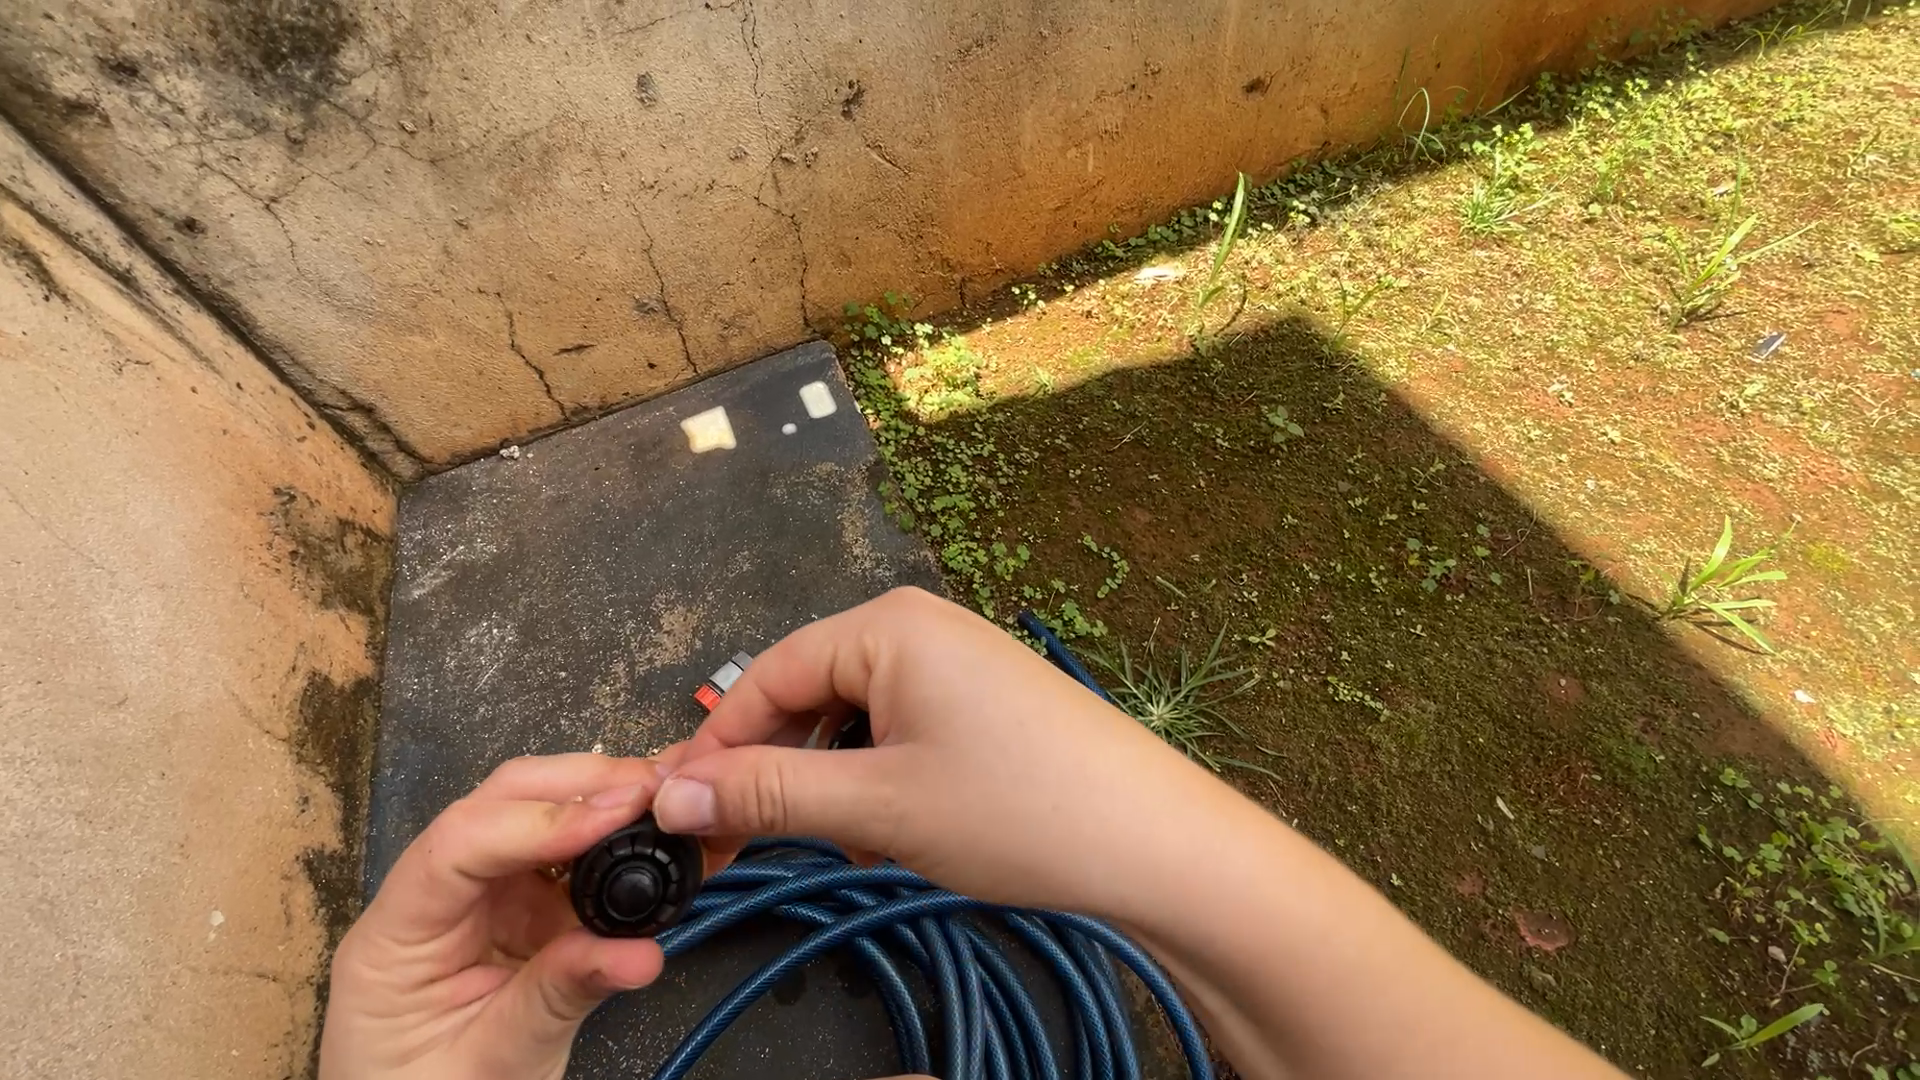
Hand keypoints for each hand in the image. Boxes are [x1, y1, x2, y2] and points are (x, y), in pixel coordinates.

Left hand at [318, 753, 673, 1079]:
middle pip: (503, 797)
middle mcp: (439, 891)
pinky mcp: (531, 896)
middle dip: (582, 782)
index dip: (542, 819)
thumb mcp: (493, 1069)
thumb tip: (644, 954)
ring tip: (665, 799)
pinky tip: (653, 824)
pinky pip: (574, 841)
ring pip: (540, 801)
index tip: (620, 813)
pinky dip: (616, 824)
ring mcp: (487, 888)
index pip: (460, 842)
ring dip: (603, 790)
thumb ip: (558, 999)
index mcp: (398, 935)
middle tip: (657, 788)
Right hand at [651, 587, 1235, 919]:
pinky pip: (904, 725)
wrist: (1156, 840)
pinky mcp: (984, 695)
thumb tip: (671, 791)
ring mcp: (958, 658)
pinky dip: (885, 774)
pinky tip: (902, 825)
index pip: (769, 672)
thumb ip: (770, 793)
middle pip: (814, 691)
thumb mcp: (879, 804)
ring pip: (859, 716)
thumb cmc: (1014, 808)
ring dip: (839, 778)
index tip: (679, 806)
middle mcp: (921, 625)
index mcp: (888, 624)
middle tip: (763, 839)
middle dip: (786, 766)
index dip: (720, 742)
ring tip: (861, 839)